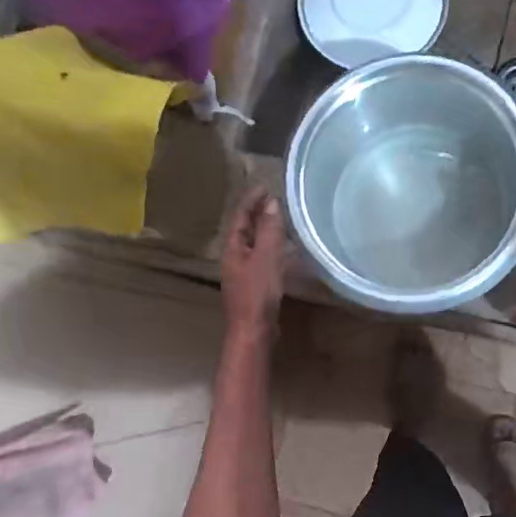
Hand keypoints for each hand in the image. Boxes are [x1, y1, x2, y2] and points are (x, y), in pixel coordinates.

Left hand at [221, 187, 287, 336]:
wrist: (253, 330)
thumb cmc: (257, 292)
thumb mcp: (266, 258)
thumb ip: (269, 230)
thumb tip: (271, 203)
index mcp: (232, 248)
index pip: (239, 216)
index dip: (251, 200)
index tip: (264, 186)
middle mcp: (234, 258)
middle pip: (244, 229)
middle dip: (257, 213)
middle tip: (274, 199)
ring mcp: (242, 272)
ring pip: (252, 243)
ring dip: (264, 229)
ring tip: (280, 219)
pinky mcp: (252, 285)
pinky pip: (260, 257)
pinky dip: (270, 246)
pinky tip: (283, 250)